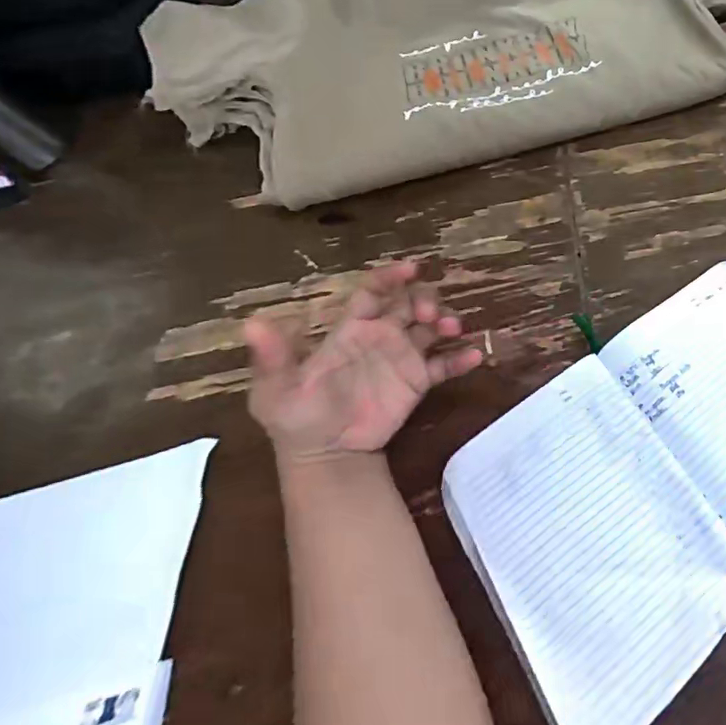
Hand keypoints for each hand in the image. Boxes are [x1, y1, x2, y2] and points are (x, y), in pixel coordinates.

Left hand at [244, 260, 483, 463]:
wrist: (324, 455)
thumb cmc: (297, 418)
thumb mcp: (277, 390)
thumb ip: (272, 357)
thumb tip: (251, 323)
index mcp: (351, 330)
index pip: (374, 292)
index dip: (391, 277)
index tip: (412, 268)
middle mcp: (382, 336)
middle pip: (410, 304)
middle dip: (425, 298)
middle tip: (432, 313)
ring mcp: (403, 358)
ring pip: (432, 328)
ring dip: (446, 321)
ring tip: (453, 329)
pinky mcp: (419, 381)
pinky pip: (444, 365)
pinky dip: (461, 359)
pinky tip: (474, 357)